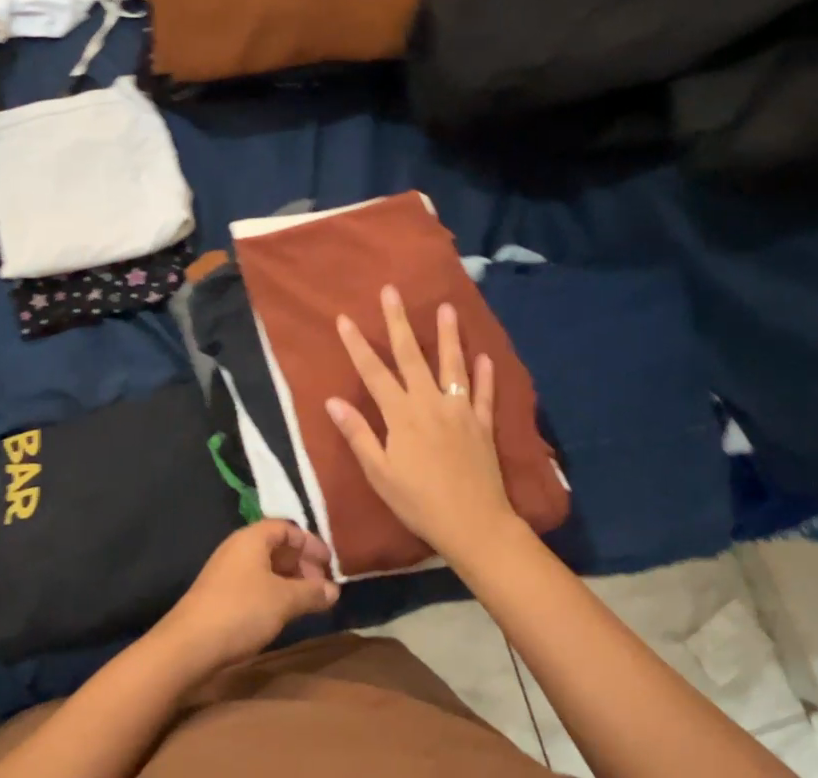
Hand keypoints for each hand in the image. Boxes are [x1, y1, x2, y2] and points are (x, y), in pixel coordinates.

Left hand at [151, 520, 339, 674]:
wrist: (191, 644)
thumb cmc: (242, 610)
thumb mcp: (284, 600)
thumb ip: (312, 592)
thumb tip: (334, 590)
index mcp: (251, 538)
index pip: (285, 528)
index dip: (309, 543)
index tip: (330, 563)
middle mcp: (237, 549)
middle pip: (276, 547)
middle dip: (302, 563)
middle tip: (323, 586)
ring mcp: (227, 572)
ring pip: (266, 568)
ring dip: (290, 581)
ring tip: (310, 601)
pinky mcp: (221, 595)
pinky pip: (255, 584)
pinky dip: (275, 593)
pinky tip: (285, 612)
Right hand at [326, 286, 521, 558]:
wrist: (474, 525)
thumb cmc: (418, 502)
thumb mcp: (379, 474)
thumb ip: (358, 434)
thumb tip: (333, 402)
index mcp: (401, 415)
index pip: (373, 372)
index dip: (357, 345)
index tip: (344, 318)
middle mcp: (430, 403)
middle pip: (411, 356)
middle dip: (399, 322)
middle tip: (392, 292)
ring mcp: (460, 412)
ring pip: (452, 366)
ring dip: (448, 336)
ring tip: (447, 308)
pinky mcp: (483, 426)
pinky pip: (484, 396)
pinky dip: (485, 376)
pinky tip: (484, 357)